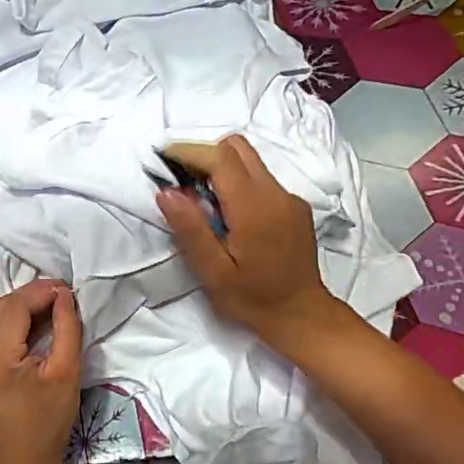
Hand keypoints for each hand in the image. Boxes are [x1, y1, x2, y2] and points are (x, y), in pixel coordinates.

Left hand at [0, 279, 83, 463]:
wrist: (27, 455)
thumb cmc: (50, 419)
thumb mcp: (66, 372)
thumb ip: (66, 329)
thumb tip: (64, 296)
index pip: (15, 308)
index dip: (41, 292)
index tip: (69, 289)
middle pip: (3, 308)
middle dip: (34, 295)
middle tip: (65, 295)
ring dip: (26, 306)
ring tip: (57, 306)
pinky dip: (19, 321)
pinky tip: (41, 321)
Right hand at [156, 134, 341, 345]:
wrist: (301, 315)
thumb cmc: (252, 298)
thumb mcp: (212, 271)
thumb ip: (190, 228)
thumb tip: (166, 191)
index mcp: (254, 208)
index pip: (220, 157)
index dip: (188, 152)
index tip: (163, 159)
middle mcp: (276, 194)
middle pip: (237, 148)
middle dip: (203, 155)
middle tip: (180, 182)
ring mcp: (288, 198)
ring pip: (249, 160)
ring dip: (219, 169)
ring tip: (200, 202)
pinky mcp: (293, 206)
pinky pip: (260, 179)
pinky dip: (236, 184)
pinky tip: (227, 216)